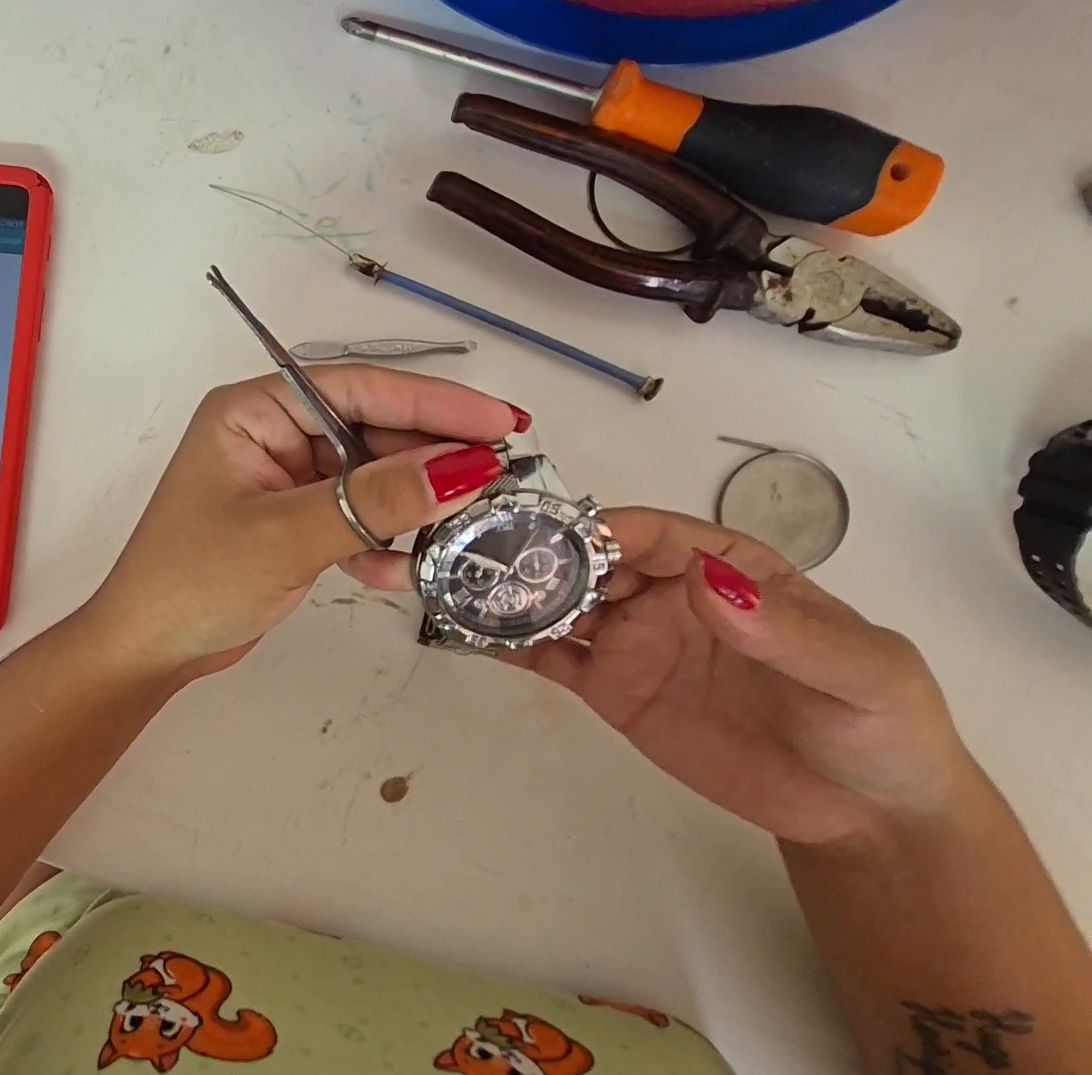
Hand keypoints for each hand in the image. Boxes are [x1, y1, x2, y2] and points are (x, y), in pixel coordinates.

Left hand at [82, 365, 521, 678]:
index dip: (434, 402)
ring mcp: (283, 481)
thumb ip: (377, 499)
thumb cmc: (197, 580)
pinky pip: (352, 518)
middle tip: (502, 478)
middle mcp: (270, 435)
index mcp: (252, 412)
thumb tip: (469, 466)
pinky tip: (401, 570)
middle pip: (370, 430)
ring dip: (410, 506)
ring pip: (368, 478)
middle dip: (429, 459)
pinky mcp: (293, 523)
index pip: (357, 389)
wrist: (150, 649)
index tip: (502, 422)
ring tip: (465, 527)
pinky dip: (378, 541)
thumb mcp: (288, 534)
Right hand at [501, 507, 982, 846]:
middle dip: (543, 558)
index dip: (608, 529)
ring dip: (518, 596)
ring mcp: (633, 644)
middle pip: (595, 565)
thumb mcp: (858, 672)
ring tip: (468, 593)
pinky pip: (552, 658)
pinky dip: (513, 644)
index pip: (658, 537)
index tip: (559, 534)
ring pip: (563, 606)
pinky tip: (477, 637)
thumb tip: (703, 582)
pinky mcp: (610, 690)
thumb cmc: (874, 725)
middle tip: (490, 562)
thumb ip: (788, 630)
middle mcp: (667, 598)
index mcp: (728, 573)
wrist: (859, 814)